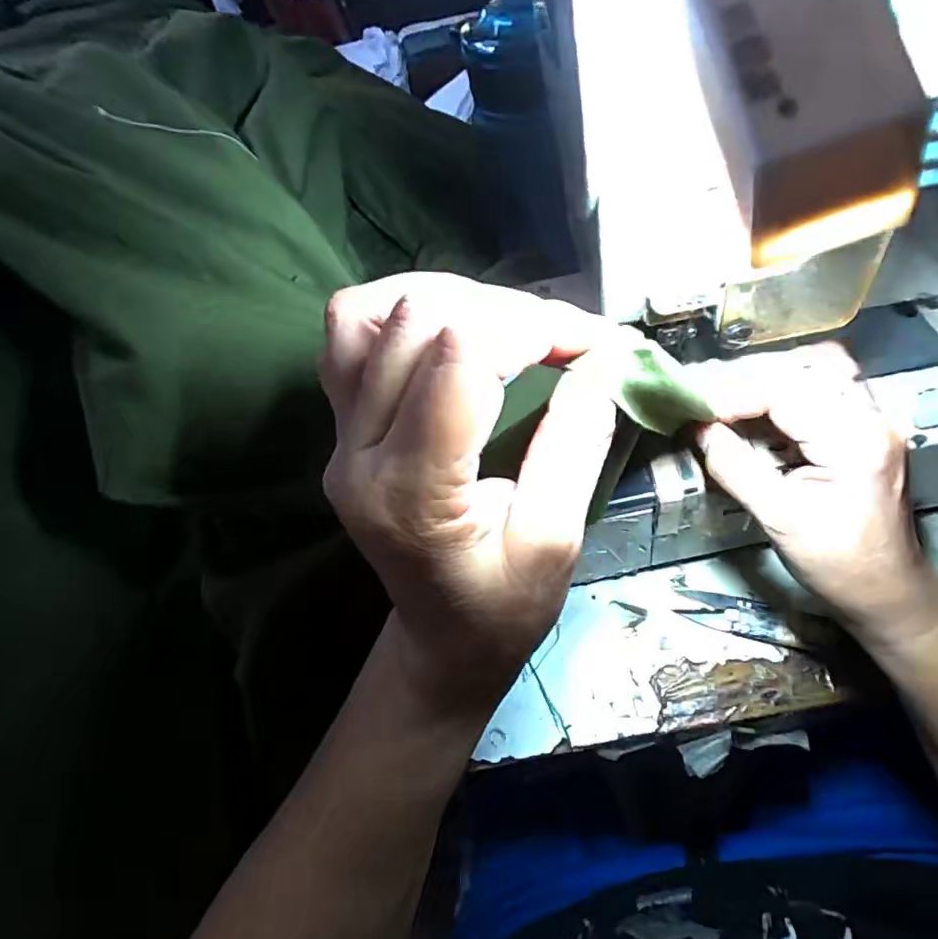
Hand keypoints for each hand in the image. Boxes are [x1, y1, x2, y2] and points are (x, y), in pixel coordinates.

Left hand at [320, 274, 620, 710]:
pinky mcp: (341, 425)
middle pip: (420, 323)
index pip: (459, 360)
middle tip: (570, 338)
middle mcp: (358, 454)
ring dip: (459, 299)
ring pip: (373, 313)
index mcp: (412, 493)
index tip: (595, 342)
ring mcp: (339, 436)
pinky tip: (460, 325)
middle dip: (510, 311)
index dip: (535, 329)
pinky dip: (408, 308)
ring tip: (516, 325)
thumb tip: (598, 363)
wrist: (444, 639)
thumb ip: (574, 446)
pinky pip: (351, 332)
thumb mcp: (556, 542)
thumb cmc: (505, 607)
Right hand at [695, 344, 937, 651]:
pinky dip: (787, 387)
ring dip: (770, 374)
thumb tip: (696, 429)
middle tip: (702, 390)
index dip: (735, 392)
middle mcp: (872, 417)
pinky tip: (758, 403)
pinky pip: (826, 386)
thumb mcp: (779, 518)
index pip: (787, 391)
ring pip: (819, 366)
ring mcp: (874, 418)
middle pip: (805, 365)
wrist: (887, 591)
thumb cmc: (837, 565)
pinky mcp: (867, 426)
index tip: (695, 404)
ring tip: (727, 393)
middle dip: (749, 376)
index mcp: (856, 441)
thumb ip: (734, 467)